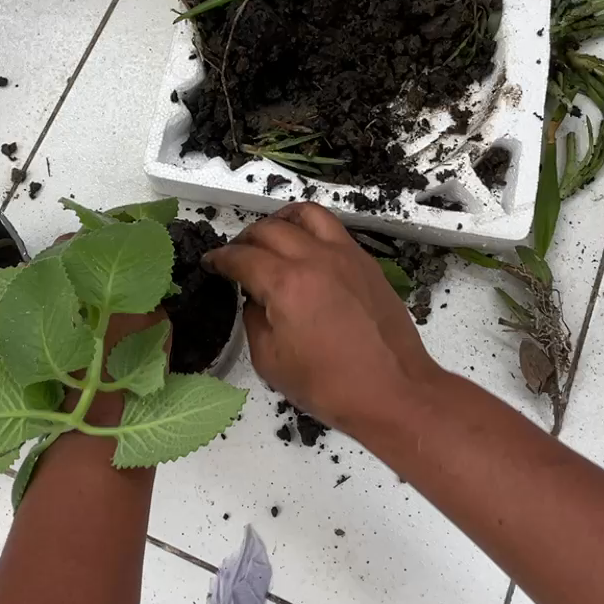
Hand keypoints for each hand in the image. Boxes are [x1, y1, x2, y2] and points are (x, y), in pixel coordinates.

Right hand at [204, 202, 442, 433]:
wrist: (393, 390)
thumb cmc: (329, 385)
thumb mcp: (271, 361)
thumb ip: (254, 320)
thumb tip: (254, 297)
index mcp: (286, 284)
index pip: (242, 257)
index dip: (220, 258)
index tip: (210, 262)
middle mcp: (314, 258)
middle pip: (269, 229)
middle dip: (244, 239)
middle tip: (236, 255)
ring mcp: (345, 255)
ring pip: (306, 214)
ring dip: (280, 220)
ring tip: (271, 236)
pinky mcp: (365, 261)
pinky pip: (332, 229)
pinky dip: (310, 230)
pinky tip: (306, 248)